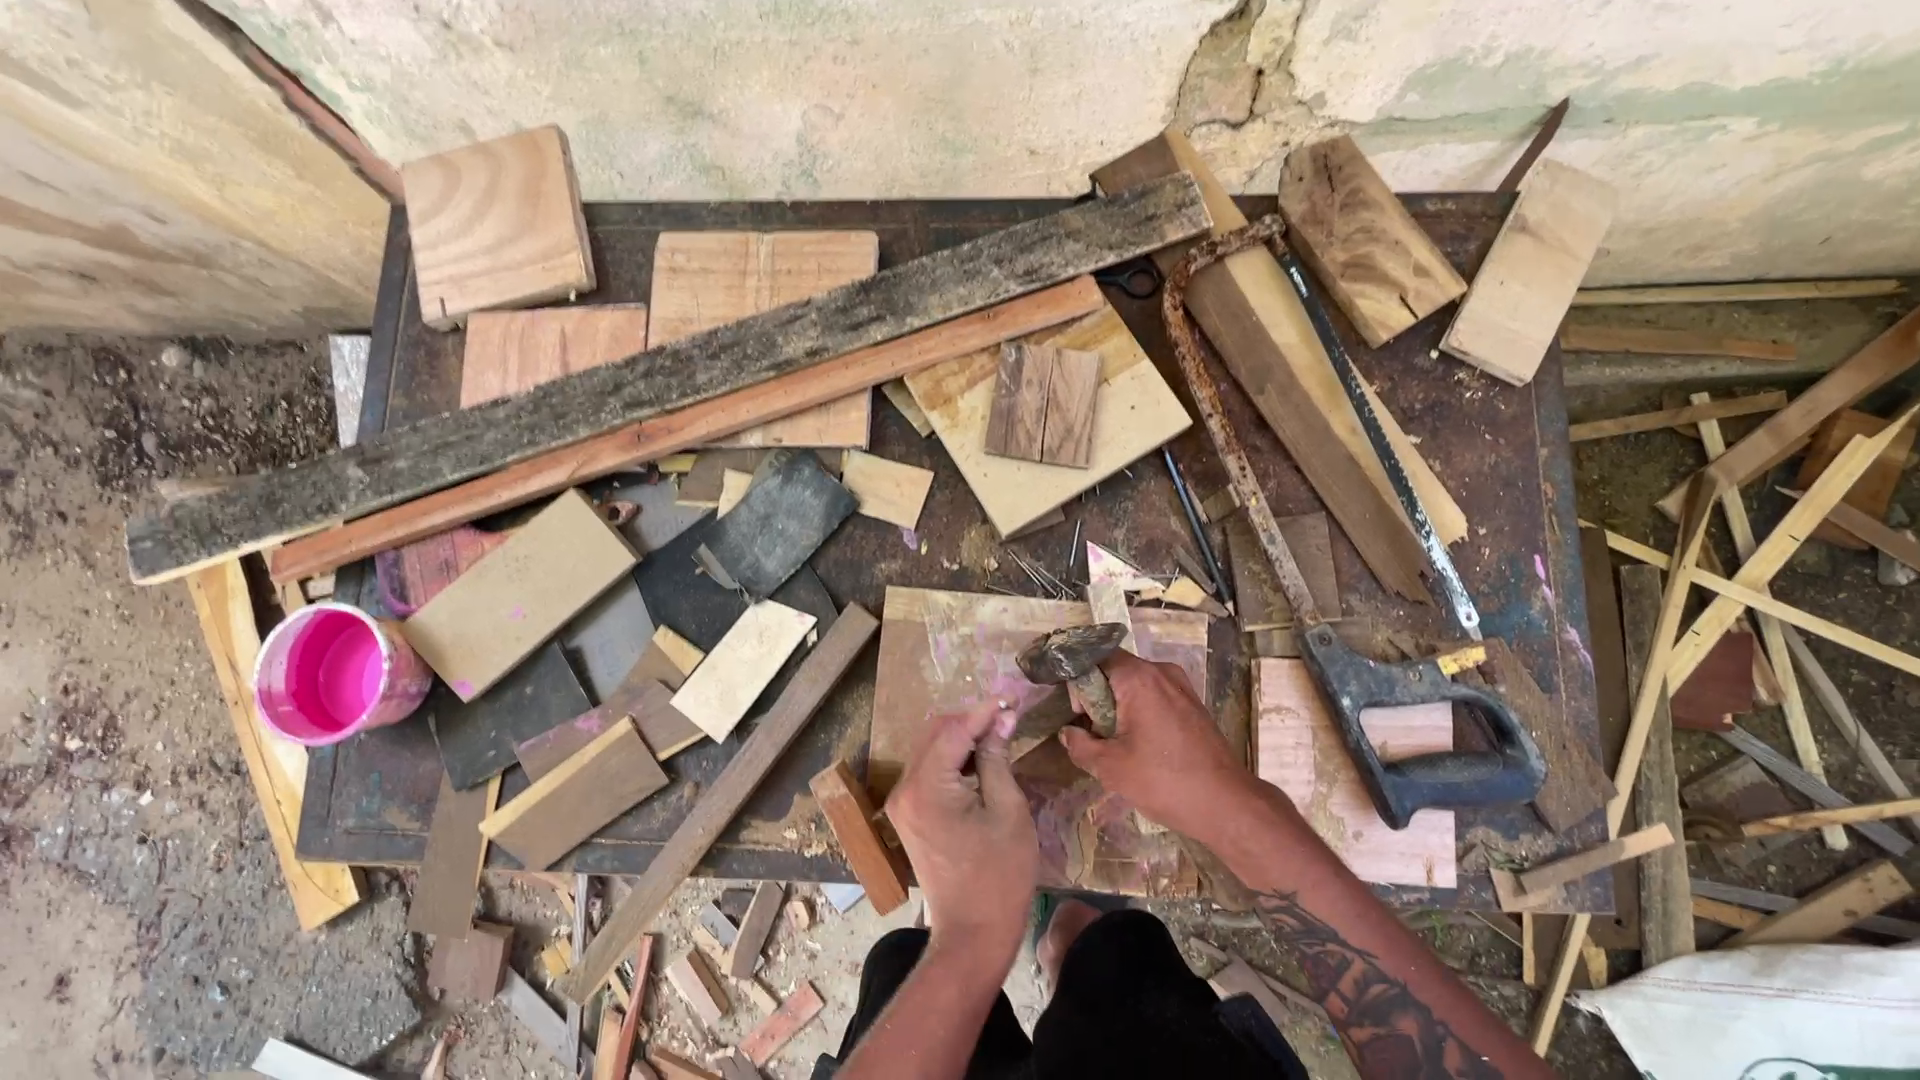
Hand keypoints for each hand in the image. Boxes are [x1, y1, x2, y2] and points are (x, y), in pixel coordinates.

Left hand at [885, 703, 1037, 967]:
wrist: (972, 932)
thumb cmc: (1000, 875)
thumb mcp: (1008, 810)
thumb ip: (997, 759)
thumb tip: (1001, 719)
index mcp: (927, 788)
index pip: (954, 731)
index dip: (984, 711)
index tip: (1013, 698)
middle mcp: (905, 789)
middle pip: (934, 733)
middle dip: (970, 720)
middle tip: (1007, 716)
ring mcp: (902, 803)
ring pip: (929, 749)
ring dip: (961, 737)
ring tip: (998, 734)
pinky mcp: (908, 814)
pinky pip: (927, 770)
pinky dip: (952, 758)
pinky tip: (979, 760)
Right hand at [1058, 650, 1260, 840]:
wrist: (1226, 804)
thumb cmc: (1163, 780)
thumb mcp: (1110, 767)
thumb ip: (1080, 745)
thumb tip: (1069, 733)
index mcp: (1139, 678)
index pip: (1096, 657)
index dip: (1078, 681)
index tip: (1075, 713)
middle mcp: (1162, 673)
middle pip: (1116, 670)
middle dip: (1096, 697)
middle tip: (1089, 731)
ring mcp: (1181, 688)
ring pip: (1135, 686)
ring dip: (1117, 707)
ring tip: (1112, 742)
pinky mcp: (1192, 706)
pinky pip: (1154, 698)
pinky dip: (1138, 714)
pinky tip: (1137, 745)